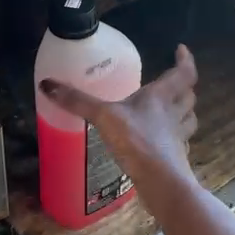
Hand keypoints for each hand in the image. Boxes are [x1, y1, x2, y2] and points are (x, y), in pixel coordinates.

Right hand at [39, 44, 199, 198]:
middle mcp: (173, 114)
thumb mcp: (104, 117)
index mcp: (160, 98)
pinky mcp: (176, 159)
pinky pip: (179, 143)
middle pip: (188, 96)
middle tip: (174, 81)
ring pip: (188, 119)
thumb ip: (78, 101)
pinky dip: (175, 138)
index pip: (183, 73)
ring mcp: (178, 138)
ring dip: (184, 112)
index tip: (180, 49)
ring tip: (172, 109)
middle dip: (184, 87)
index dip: (184, 60)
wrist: (162, 185)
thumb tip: (46, 84)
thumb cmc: (138, 142)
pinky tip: (163, 142)